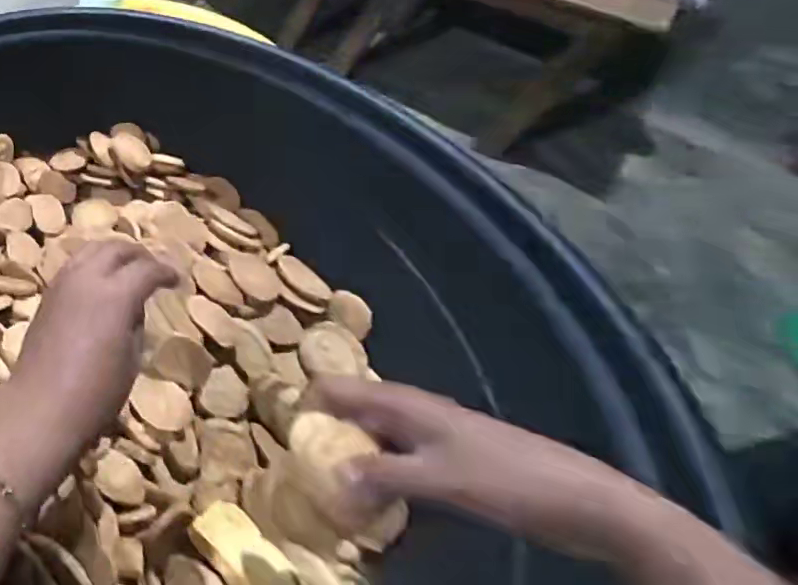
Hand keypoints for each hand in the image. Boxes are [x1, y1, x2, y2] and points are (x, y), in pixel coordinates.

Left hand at [12, 240, 177, 443]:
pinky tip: (100, 281)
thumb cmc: (97, 389)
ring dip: (111, 254)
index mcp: (114, 293)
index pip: (146, 269)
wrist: (43, 400)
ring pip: (90, 250)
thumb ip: (133, 321)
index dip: (165, 271)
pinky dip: (92, 264)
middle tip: (153, 267)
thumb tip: (132, 306)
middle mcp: (86, 277)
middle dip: (138, 254)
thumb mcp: (130, 357)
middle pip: (114, 248)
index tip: (176, 280)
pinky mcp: (48, 292)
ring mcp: (62, 281)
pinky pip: (74, 265)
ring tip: (127, 269)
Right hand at [307, 377, 672, 562]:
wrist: (598, 504)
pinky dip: (385, 472)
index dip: (306, 406)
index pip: (331, 387)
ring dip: (357, 458)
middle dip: (329, 436)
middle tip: (314, 472)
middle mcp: (410, 408)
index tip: (293, 440)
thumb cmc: (510, 481)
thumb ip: (382, 475)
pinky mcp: (454, 456)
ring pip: (376, 434)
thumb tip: (328, 476)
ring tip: (346, 491)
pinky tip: (389, 502)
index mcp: (400, 402)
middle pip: (350, 410)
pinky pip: (401, 455)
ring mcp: (434, 432)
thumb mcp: (441, 481)